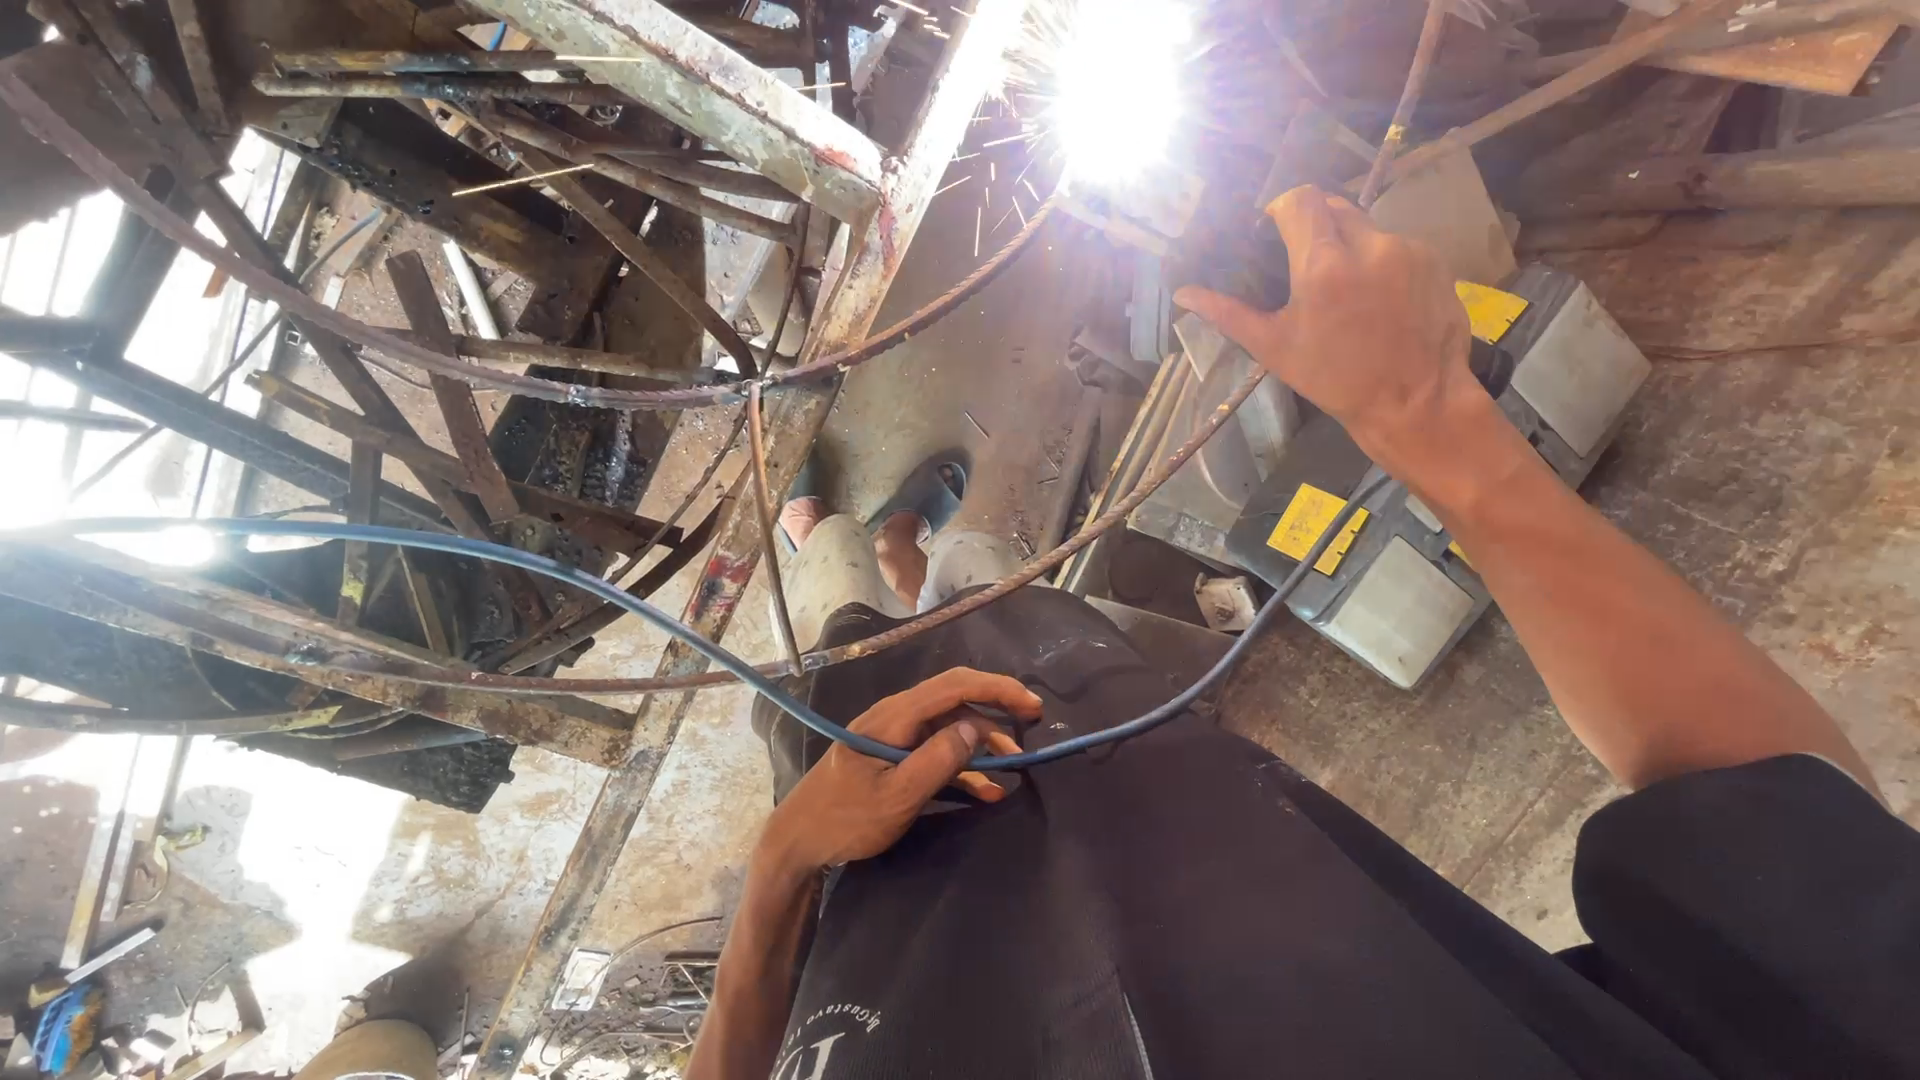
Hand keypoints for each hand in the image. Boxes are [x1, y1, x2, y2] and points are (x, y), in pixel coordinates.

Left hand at [755, 668, 1039, 880]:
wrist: (798, 841)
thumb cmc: (845, 819)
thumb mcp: (896, 796)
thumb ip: (938, 760)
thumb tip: (977, 728)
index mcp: (895, 716)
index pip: (954, 685)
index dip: (996, 689)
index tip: (1032, 705)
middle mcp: (897, 716)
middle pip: (956, 700)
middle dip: (996, 711)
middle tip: (1033, 728)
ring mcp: (895, 736)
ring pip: (950, 727)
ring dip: (983, 743)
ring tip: (1014, 766)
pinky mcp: (894, 757)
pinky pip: (936, 751)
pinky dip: (963, 765)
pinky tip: (988, 789)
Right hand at [1173, 186, 1479, 480]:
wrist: (1413, 402)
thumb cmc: (1333, 379)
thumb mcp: (1273, 348)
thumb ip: (1228, 313)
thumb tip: (1184, 294)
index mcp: (1323, 265)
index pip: (1300, 200)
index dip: (1282, 210)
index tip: (1275, 233)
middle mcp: (1370, 245)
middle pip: (1334, 207)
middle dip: (1315, 228)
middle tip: (1304, 265)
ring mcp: (1409, 250)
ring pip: (1367, 228)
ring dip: (1349, 247)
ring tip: (1344, 290)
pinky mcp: (1436, 260)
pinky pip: (1398, 246)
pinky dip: (1381, 263)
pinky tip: (1377, 300)